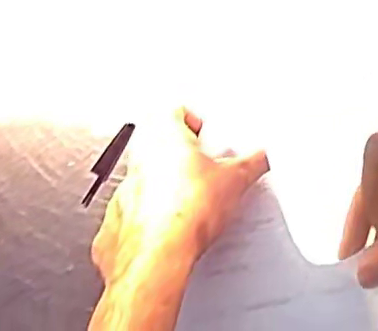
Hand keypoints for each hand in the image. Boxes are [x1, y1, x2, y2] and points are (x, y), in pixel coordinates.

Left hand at [91, 107, 269, 287]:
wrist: (155, 264)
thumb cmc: (186, 216)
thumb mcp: (237, 179)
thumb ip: (253, 161)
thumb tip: (264, 156)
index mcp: (164, 143)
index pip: (171, 113)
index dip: (190, 118)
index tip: (203, 129)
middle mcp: (138, 167)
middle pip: (155, 148)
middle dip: (179, 155)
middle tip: (202, 163)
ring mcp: (121, 201)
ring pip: (142, 182)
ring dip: (163, 187)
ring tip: (190, 199)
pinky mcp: (113, 233)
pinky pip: (130, 217)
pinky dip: (148, 220)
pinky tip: (170, 229)